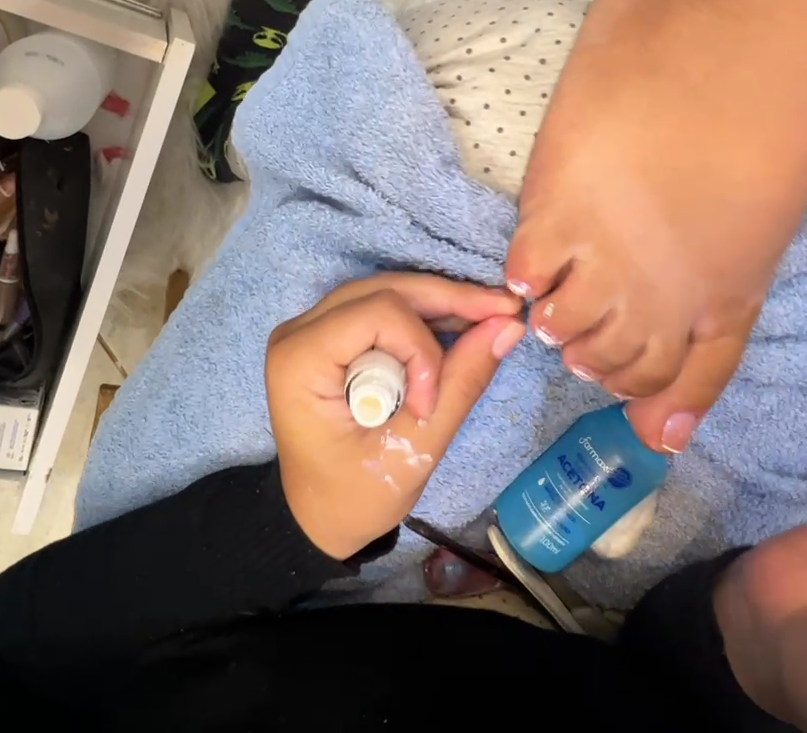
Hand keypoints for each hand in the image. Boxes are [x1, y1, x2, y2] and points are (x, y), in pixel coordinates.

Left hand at [266, 273, 523, 559]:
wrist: (318, 515)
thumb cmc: (354, 496)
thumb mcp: (412, 452)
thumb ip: (459, 386)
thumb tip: (507, 327)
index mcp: (301, 361)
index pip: (378, 313)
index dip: (421, 346)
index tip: (432, 404)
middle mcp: (298, 332)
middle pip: (384, 290)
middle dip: (448, 300)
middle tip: (505, 311)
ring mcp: (310, 329)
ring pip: (385, 291)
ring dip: (440, 303)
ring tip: (492, 316)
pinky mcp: (328, 335)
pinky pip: (380, 309)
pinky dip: (422, 317)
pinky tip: (462, 323)